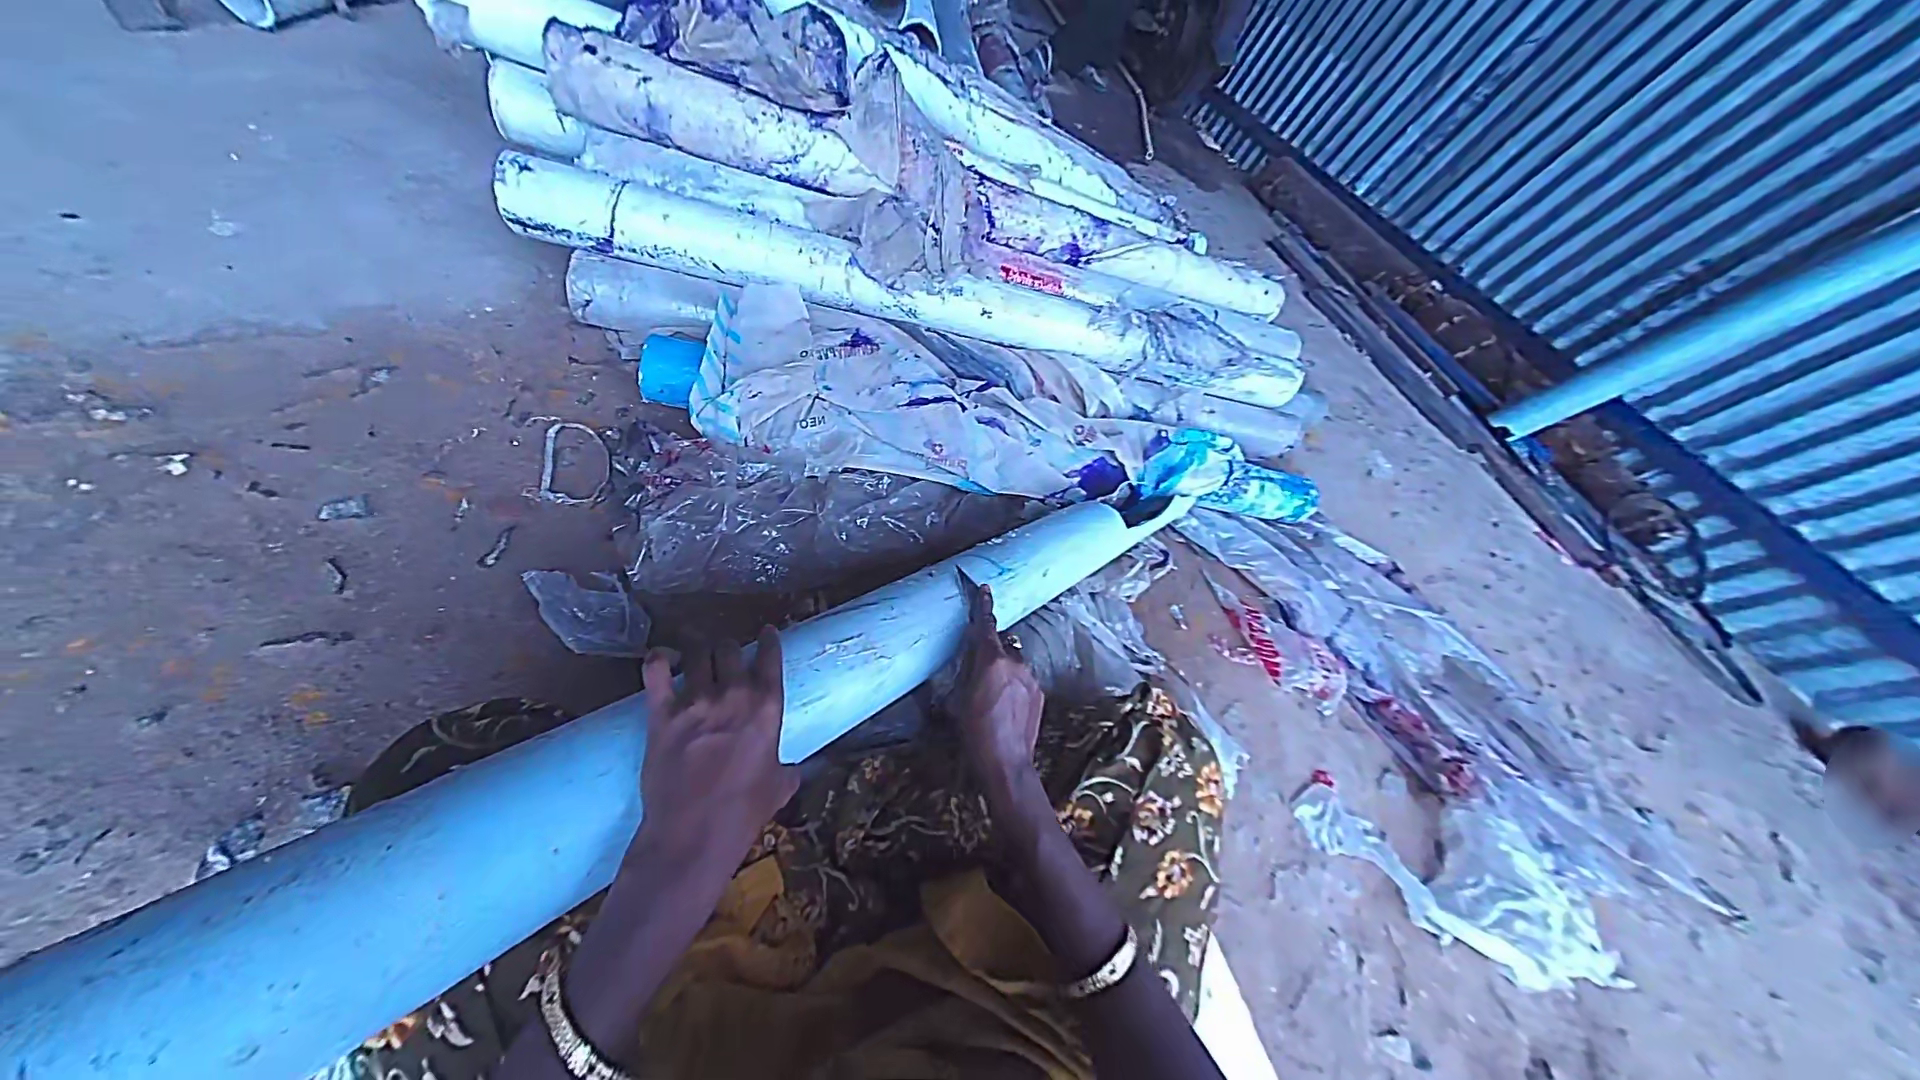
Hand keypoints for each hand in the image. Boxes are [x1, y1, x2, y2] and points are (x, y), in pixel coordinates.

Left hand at [636, 628, 799, 869]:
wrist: (692, 834)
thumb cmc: (744, 812)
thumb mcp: (779, 787)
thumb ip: (788, 769)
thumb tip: (794, 771)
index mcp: (766, 708)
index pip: (770, 658)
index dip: (769, 640)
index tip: (767, 631)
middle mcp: (732, 696)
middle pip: (730, 650)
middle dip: (729, 648)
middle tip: (727, 654)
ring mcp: (694, 703)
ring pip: (697, 655)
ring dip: (699, 651)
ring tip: (697, 653)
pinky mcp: (660, 715)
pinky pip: (656, 672)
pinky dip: (659, 659)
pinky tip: (663, 659)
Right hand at [950, 570, 1044, 804]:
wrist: (1006, 760)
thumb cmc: (975, 731)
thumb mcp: (959, 697)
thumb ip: (967, 669)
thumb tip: (972, 656)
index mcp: (990, 660)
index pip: (986, 625)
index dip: (983, 605)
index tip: (984, 588)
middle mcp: (1014, 662)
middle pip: (1001, 645)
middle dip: (991, 652)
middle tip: (978, 671)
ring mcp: (1030, 677)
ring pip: (1013, 663)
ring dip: (1003, 671)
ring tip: (991, 697)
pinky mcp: (1039, 692)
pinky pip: (1023, 679)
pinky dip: (1013, 685)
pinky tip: (1004, 707)